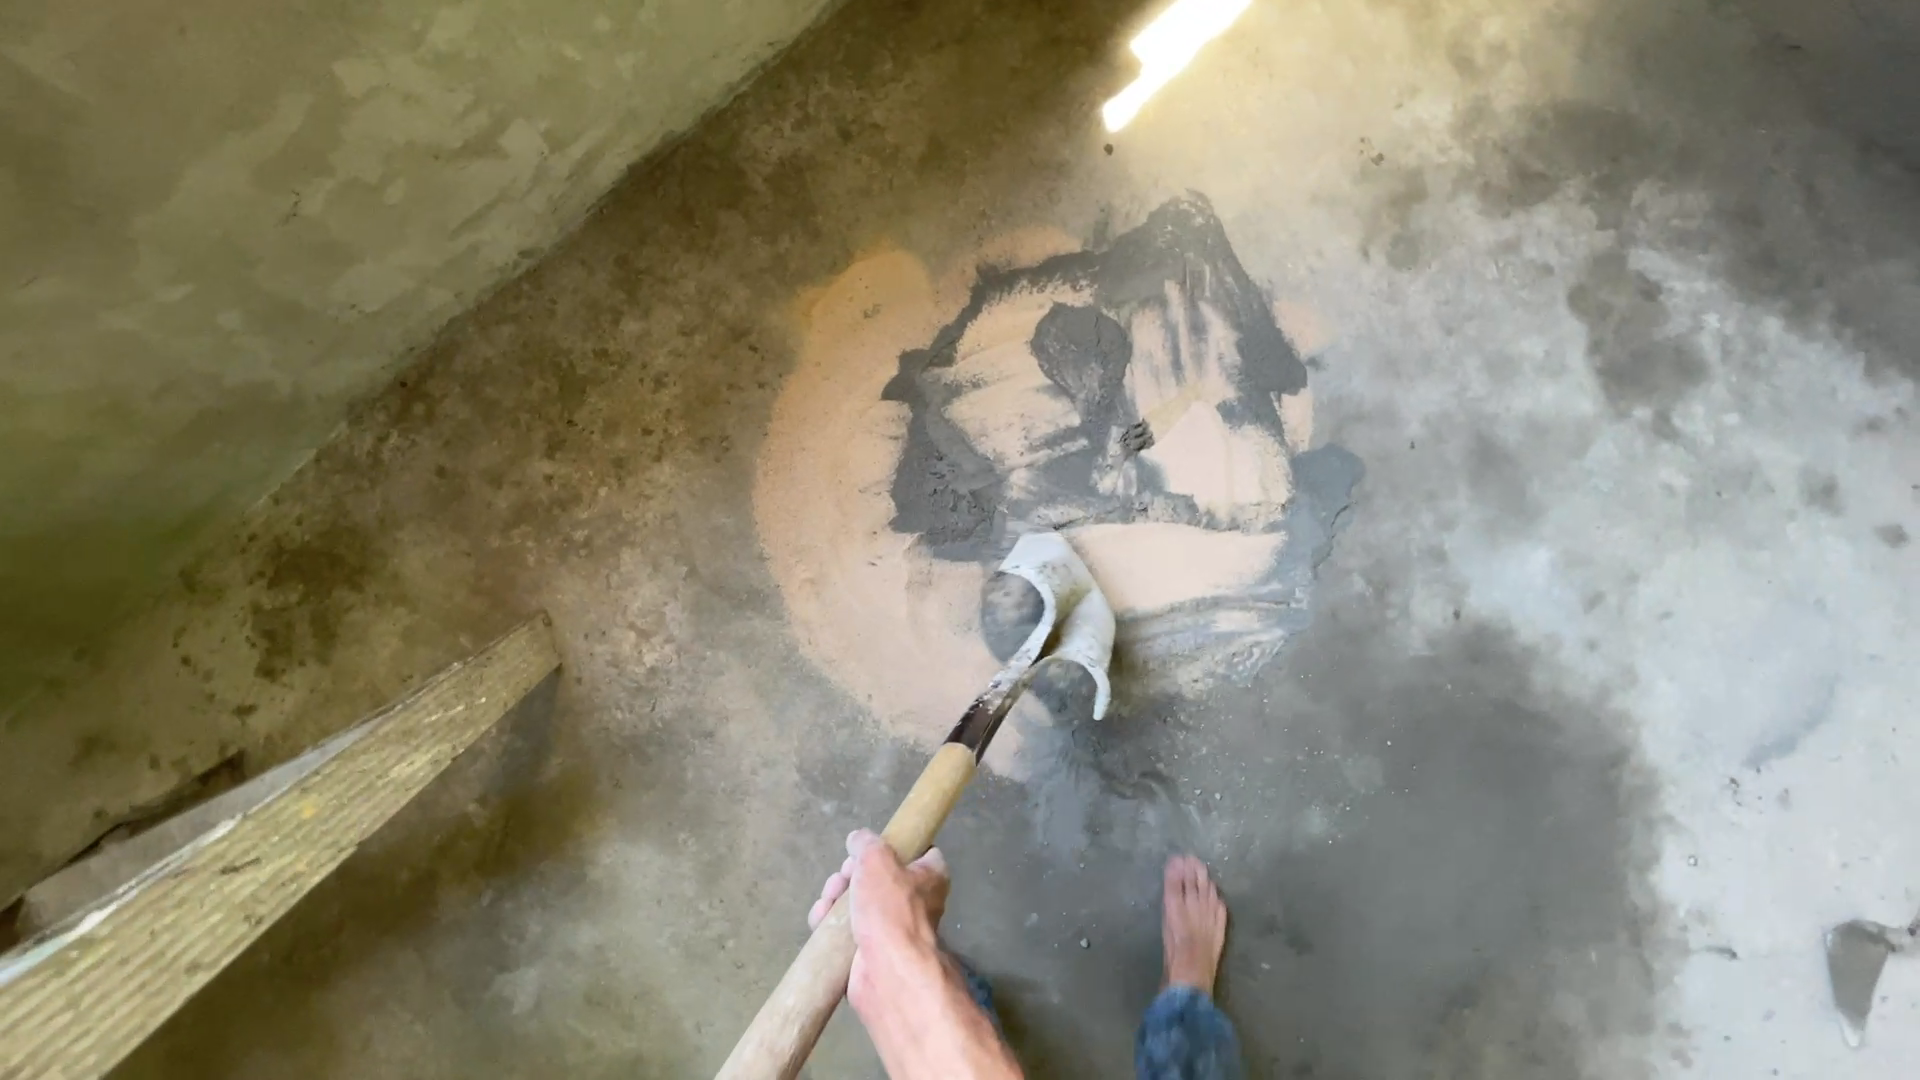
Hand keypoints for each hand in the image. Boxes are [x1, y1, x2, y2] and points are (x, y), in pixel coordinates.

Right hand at [808, 830, 949, 1012]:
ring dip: (836, 897)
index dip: (888, 846)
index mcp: (930, 876)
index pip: (915, 851)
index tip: (867, 849)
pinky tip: (819, 919)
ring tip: (828, 899)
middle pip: (876, 876)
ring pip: (857, 903)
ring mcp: (891, 930)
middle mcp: (915, 903)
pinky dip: (830, 924)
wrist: (888, 973)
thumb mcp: (877, 859)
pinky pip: (846, 932)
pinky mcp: (868, 954)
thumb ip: (866, 843)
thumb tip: (858, 839)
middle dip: (851, 873)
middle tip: (842, 877)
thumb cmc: (892, 909)